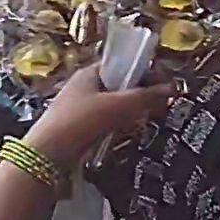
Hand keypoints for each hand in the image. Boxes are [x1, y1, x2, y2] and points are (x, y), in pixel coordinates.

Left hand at [24, 65, 172, 168]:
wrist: (47, 156)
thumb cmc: (81, 120)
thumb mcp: (117, 106)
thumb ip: (145, 97)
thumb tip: (172, 88)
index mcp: (91, 72)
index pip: (124, 64)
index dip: (145, 72)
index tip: (163, 86)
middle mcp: (85, 85)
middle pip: (121, 84)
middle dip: (141, 93)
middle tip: (159, 105)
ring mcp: (80, 106)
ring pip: (115, 103)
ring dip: (132, 110)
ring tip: (147, 120)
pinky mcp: (79, 127)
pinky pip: (106, 120)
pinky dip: (119, 124)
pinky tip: (128, 133)